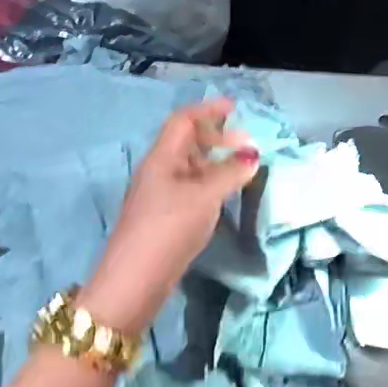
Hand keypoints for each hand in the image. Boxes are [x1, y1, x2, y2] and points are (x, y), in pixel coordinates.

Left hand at [80, 98, 258, 334]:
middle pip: (185, 142)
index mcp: (161, 157)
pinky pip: (189, 187)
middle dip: (215, 137)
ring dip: (214, 161)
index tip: (235, 107)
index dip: (208, 110)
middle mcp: (157, 170)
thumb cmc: (169, 228)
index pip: (182, 121)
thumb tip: (251, 154)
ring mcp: (158, 194)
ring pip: (188, 166)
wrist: (136, 278)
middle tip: (247, 144)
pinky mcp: (163, 216)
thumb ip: (228, 173)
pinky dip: (209, 183)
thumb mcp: (203, 197)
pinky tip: (225, 194)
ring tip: (243, 166)